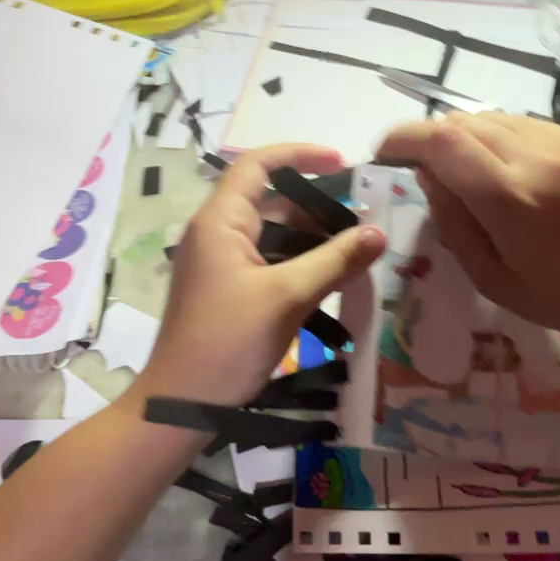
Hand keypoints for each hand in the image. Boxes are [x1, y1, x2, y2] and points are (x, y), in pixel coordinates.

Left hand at [133, 144, 386, 405]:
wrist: (180, 405)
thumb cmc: (227, 342)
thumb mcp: (287, 298)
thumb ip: (335, 261)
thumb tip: (379, 233)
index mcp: (220, 221)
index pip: (258, 165)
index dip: (301, 154)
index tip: (343, 162)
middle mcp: (216, 233)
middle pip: (271, 201)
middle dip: (318, 205)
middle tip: (364, 218)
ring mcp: (220, 264)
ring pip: (274, 236)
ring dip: (313, 240)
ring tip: (357, 251)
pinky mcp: (227, 291)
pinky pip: (269, 263)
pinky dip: (300, 265)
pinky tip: (333, 280)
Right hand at [375, 113, 559, 375]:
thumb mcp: (498, 282)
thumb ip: (456, 227)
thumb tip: (430, 181)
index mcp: (510, 197)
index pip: (440, 140)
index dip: (402, 139)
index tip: (385, 156)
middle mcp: (534, 155)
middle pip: (460, 121)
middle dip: (427, 138)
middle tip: (418, 170)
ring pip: (489, 116)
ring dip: (460, 136)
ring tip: (459, 172)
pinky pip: (520, 123)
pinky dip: (494, 137)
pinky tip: (500, 170)